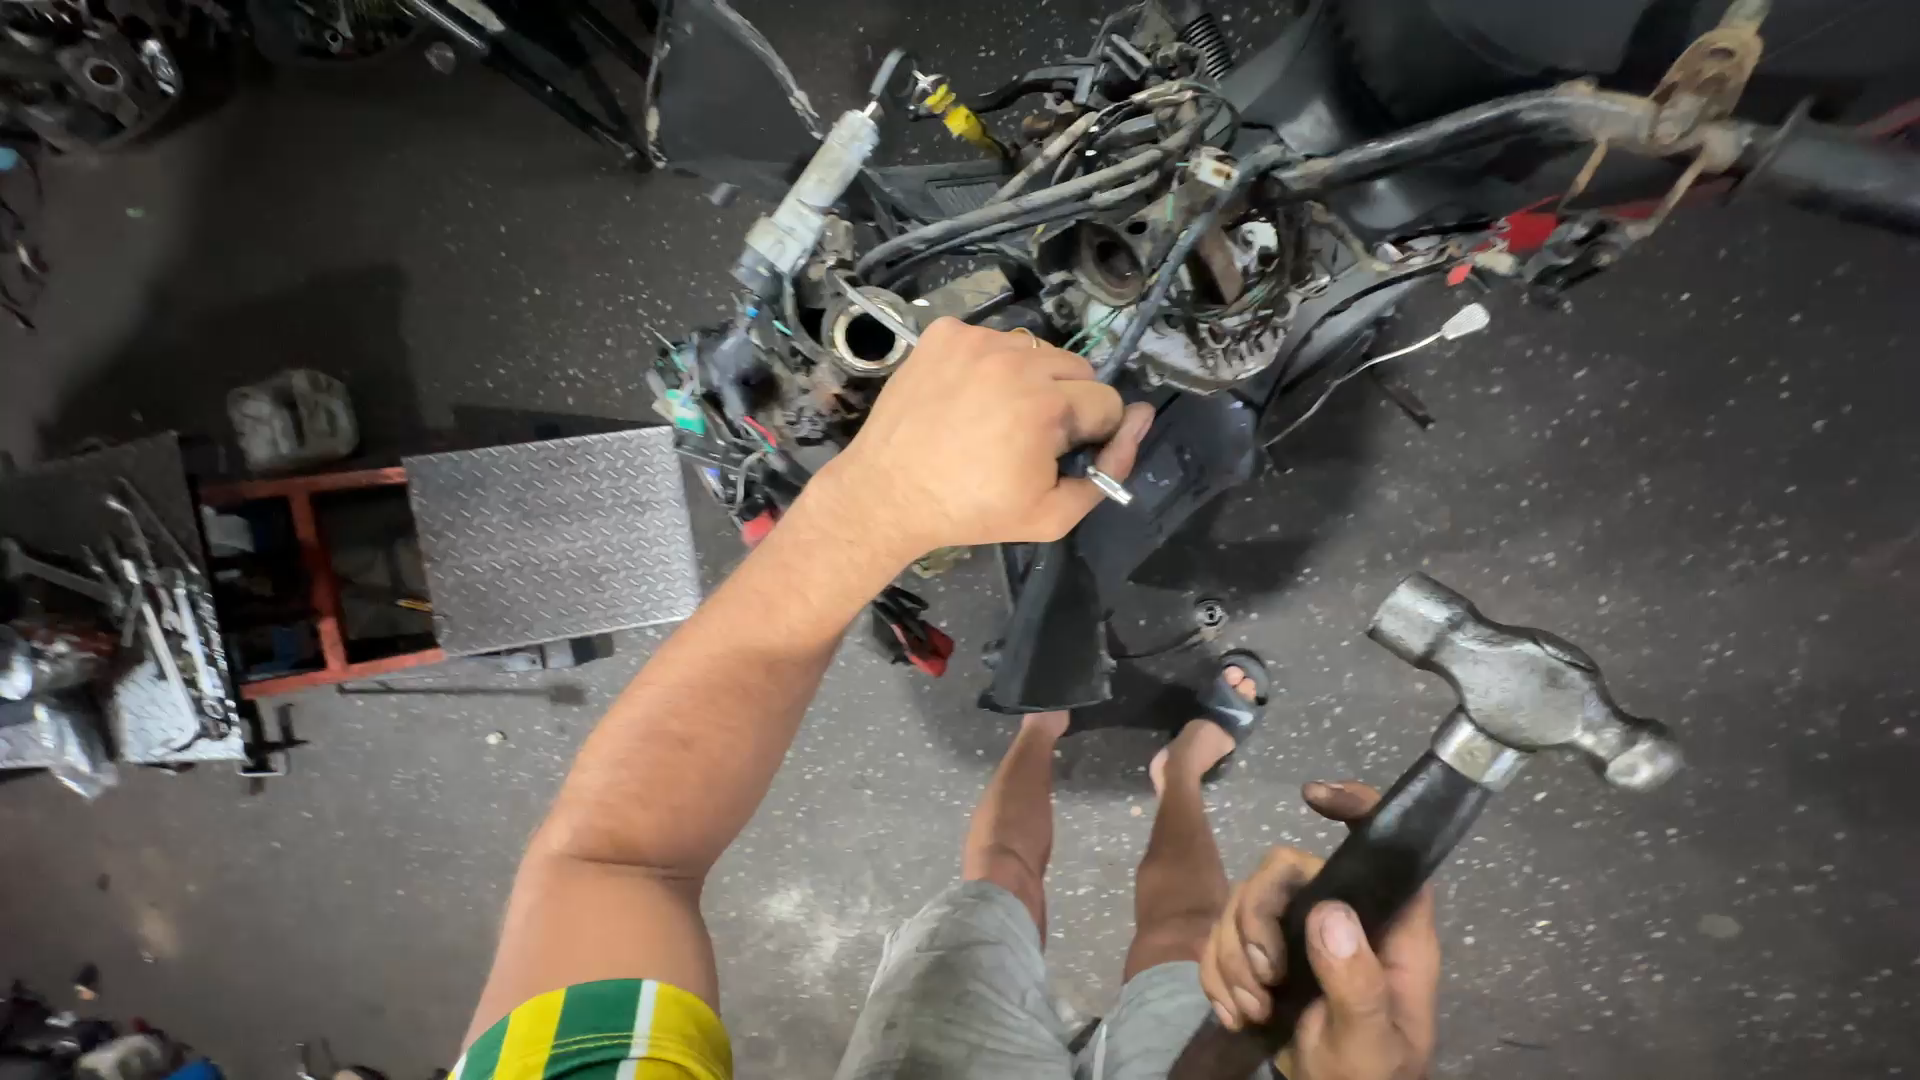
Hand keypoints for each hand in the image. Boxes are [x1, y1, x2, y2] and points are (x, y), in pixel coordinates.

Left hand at [814, 317, 1154, 560]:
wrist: (887, 494)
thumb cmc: (972, 511)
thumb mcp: (1053, 515)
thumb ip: (1110, 469)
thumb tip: (1141, 419)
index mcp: (1047, 403)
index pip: (1107, 401)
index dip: (1089, 434)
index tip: (1056, 456)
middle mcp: (1015, 358)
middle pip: (1078, 369)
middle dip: (1066, 402)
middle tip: (1026, 439)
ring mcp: (975, 340)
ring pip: (1036, 351)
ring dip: (1030, 380)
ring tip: (996, 417)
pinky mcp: (943, 333)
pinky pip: (992, 340)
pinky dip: (989, 365)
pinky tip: (967, 397)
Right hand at [1199, 782, 1439, 1079]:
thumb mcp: (1370, 1048)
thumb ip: (1357, 985)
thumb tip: (1329, 912)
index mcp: (1386, 931)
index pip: (1381, 849)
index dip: (1356, 808)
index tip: (1312, 798)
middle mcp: (1339, 917)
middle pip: (1282, 871)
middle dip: (1256, 917)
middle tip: (1264, 976)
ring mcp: (1294, 932)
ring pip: (1242, 900)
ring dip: (1232, 955)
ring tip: (1251, 1008)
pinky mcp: (1258, 951)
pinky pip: (1218, 933)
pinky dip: (1215, 970)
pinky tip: (1233, 1010)